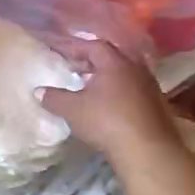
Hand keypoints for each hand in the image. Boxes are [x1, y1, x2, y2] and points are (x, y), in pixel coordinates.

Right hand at [39, 39, 180, 163]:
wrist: (146, 149)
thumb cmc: (106, 121)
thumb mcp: (73, 110)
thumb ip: (54, 98)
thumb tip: (38, 91)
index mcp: (114, 63)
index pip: (93, 46)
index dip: (76, 47)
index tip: (61, 52)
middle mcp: (135, 68)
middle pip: (112, 55)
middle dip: (92, 59)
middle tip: (76, 67)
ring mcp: (149, 85)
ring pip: (125, 71)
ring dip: (108, 74)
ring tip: (91, 84)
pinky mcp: (156, 103)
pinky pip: (134, 86)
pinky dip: (119, 88)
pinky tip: (110, 101)